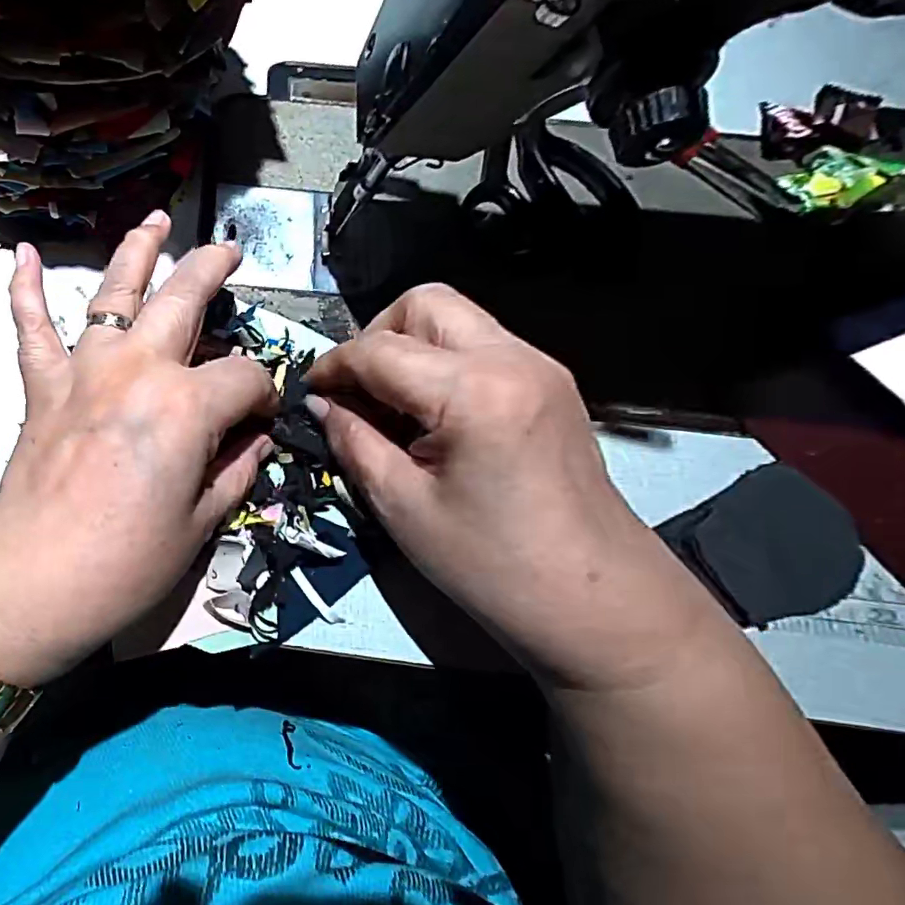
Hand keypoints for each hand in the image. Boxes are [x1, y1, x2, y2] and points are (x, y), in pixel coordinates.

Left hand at [0, 213, 276, 687]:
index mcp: (186, 405)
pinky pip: (31, 328)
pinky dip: (25, 290)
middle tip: (230, 253)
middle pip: (184, 299)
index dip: (264, 396)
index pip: (245, 377)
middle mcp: (137, 369)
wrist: (30, 585)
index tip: (263, 420)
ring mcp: (85, 372)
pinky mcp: (43, 388)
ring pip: (114, 293)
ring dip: (137, 252)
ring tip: (155, 221)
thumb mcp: (201, 523)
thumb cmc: (125, 565)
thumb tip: (255, 441)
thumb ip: (234, 470)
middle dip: (213, 270)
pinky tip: (23, 255)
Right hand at [306, 284, 727, 692]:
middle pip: (423, 303)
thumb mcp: (402, 506)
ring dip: (410, 347)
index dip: (333, 366)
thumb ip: (353, 441)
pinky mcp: (551, 382)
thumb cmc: (492, 566)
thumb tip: (321, 405)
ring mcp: (540, 365)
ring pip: (456, 318)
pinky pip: (482, 345)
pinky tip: (432, 415)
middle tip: (357, 392)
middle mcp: (513, 358)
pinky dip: (443, 363)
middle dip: (376, 337)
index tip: (309, 392)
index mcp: (474, 391)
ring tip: (391, 406)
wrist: (595, 601)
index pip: (379, 349)